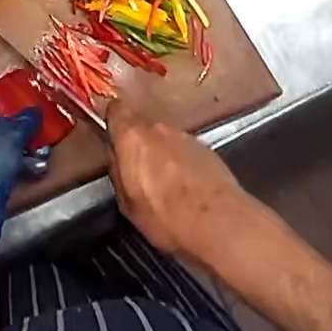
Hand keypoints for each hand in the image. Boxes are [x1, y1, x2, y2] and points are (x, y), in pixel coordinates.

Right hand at [107, 95, 257, 267]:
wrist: (218, 221)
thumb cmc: (166, 216)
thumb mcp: (128, 204)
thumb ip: (117, 173)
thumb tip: (116, 159)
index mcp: (132, 138)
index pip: (116, 109)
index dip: (113, 121)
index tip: (112, 137)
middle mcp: (158, 129)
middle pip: (142, 127)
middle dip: (139, 145)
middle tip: (139, 173)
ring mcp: (185, 136)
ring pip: (164, 139)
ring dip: (162, 155)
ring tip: (166, 185)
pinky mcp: (206, 148)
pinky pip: (185, 150)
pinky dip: (183, 163)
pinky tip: (187, 187)